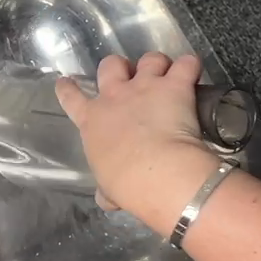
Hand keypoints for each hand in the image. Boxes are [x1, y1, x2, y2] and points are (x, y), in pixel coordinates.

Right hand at [55, 53, 220, 234]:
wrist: (156, 171)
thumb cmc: (125, 183)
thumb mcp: (108, 189)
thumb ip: (106, 190)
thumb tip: (106, 201)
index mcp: (92, 121)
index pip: (71, 98)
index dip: (68, 88)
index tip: (67, 81)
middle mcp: (114, 98)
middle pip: (110, 65)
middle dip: (120, 67)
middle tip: (131, 77)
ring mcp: (144, 87)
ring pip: (149, 59)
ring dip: (158, 64)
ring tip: (168, 73)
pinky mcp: (174, 86)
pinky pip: (186, 64)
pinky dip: (191, 66)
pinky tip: (194, 72)